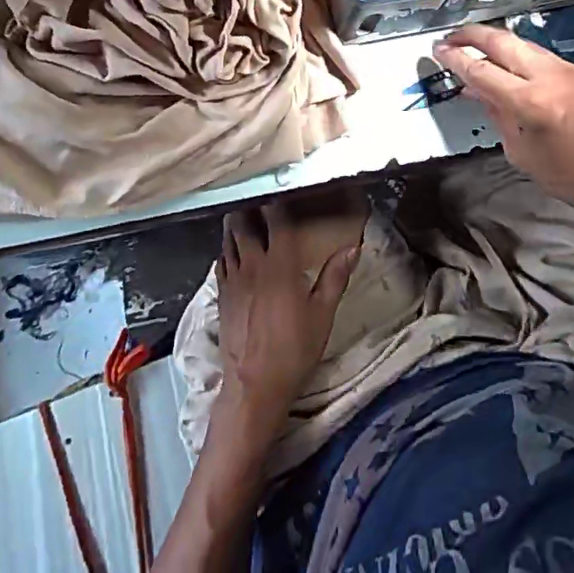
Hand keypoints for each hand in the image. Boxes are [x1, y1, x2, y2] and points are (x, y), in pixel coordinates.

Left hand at [214, 205, 359, 418]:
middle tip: (258, 201)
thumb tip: (353, 248)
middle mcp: (251, 263)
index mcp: (279, 264)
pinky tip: (234, 253)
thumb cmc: (294, 349)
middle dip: (249, 208)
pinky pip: (221, 260)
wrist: (254, 382)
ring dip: (235, 225)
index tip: (282, 190)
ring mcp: (232, 277)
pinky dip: (227, 250)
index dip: (277, 202)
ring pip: (227, 238)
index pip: (276, 220)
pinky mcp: (220, 292)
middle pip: (242, 222)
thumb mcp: (323, 314)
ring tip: (245, 219)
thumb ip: (335, 277)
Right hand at [432, 24, 573, 233]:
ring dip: (496, 45)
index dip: (454, 59)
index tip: (436, 50)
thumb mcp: (522, 151)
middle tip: (450, 39)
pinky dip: (519, 58)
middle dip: (472, 36)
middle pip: (503, 41)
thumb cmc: (572, 179)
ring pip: (524, 45)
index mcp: (532, 102)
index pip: (482, 70)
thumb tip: (477, 91)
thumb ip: (497, 114)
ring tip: (474, 51)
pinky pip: (543, 58)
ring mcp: (573, 72)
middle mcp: (553, 77)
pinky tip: (509, 70)